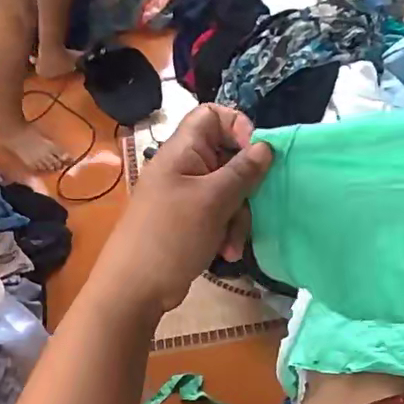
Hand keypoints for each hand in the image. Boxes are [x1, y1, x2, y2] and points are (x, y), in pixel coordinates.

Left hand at [91, 105, 271, 317]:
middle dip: (245, 187)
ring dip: (238, 218)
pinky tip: (227, 253)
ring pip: (230, 191)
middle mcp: (185, 168)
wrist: (136, 287)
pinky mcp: (192, 221)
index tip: (259, 154)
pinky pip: (221, 215)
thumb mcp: (213, 201)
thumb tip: (267, 147)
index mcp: (183, 151)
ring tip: (232, 245)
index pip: (212, 116)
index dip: (239, 127)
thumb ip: (242, 172)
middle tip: (250, 207)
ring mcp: (188, 195)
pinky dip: (228, 232)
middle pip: (229, 158)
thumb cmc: (171, 236)